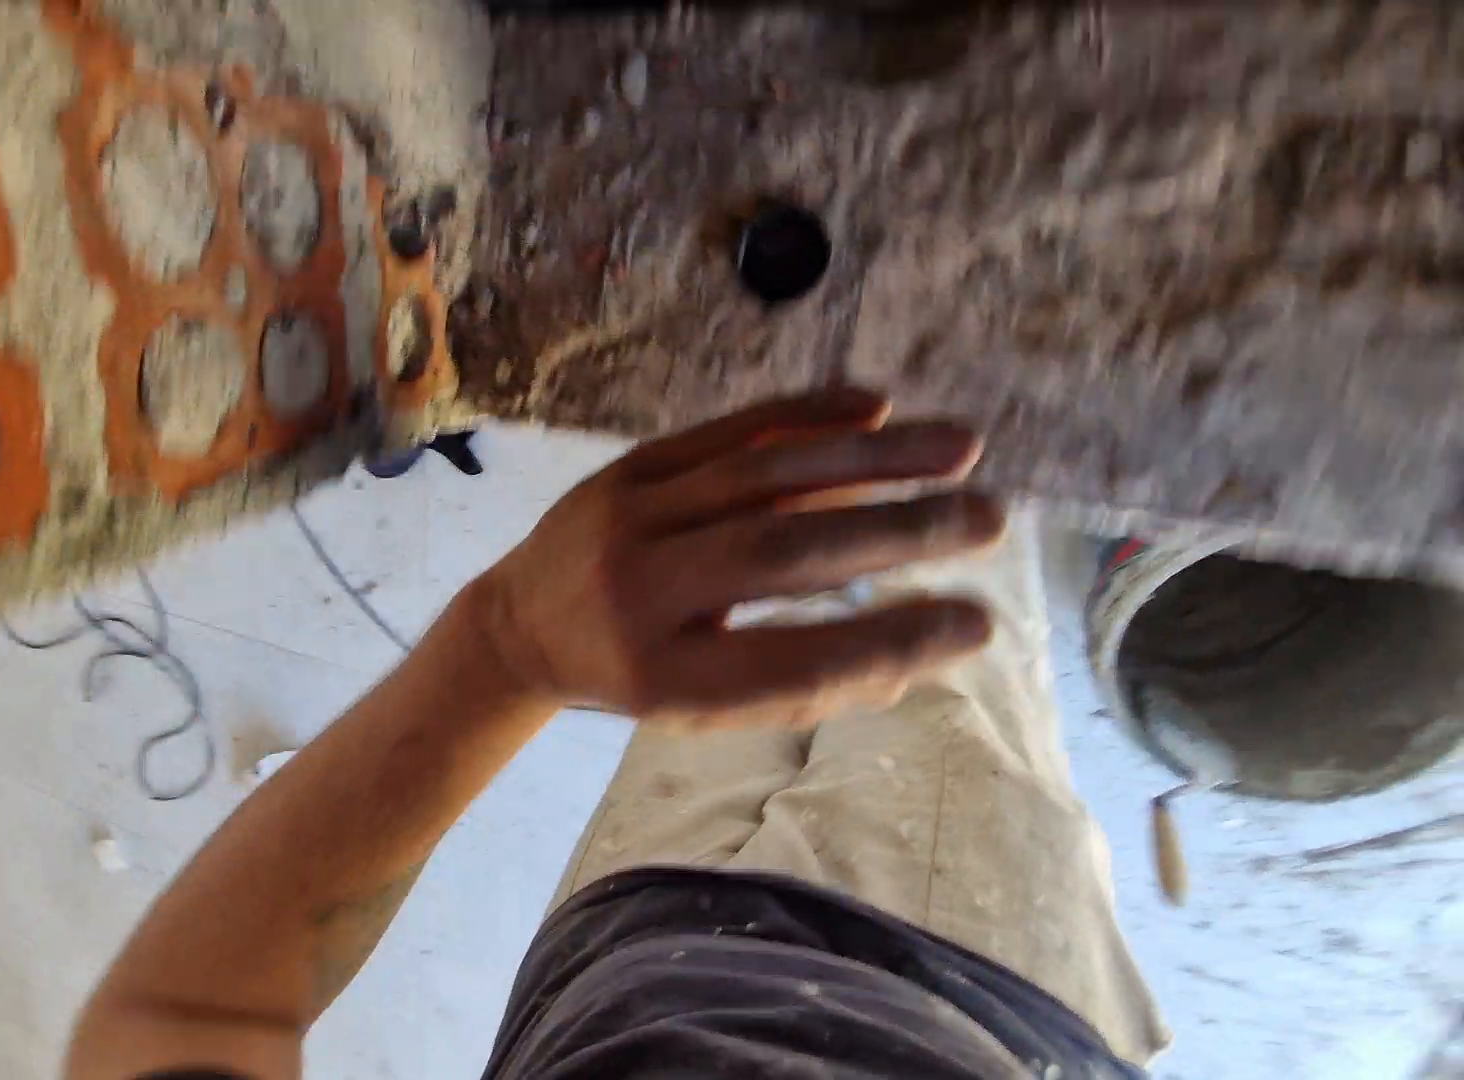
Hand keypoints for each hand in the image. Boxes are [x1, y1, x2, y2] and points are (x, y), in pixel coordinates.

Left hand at [467, 388, 1005, 727]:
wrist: (523, 620)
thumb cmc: (625, 674)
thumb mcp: (696, 706)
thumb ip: (794, 684)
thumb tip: (913, 649)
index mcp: (660, 673)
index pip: (792, 659)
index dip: (889, 642)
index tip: (978, 622)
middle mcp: (638, 589)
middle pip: (780, 553)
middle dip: (895, 533)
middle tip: (992, 518)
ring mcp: (627, 515)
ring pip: (760, 477)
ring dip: (867, 457)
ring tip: (961, 447)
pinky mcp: (626, 469)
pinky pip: (723, 434)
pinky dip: (802, 417)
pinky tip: (873, 406)